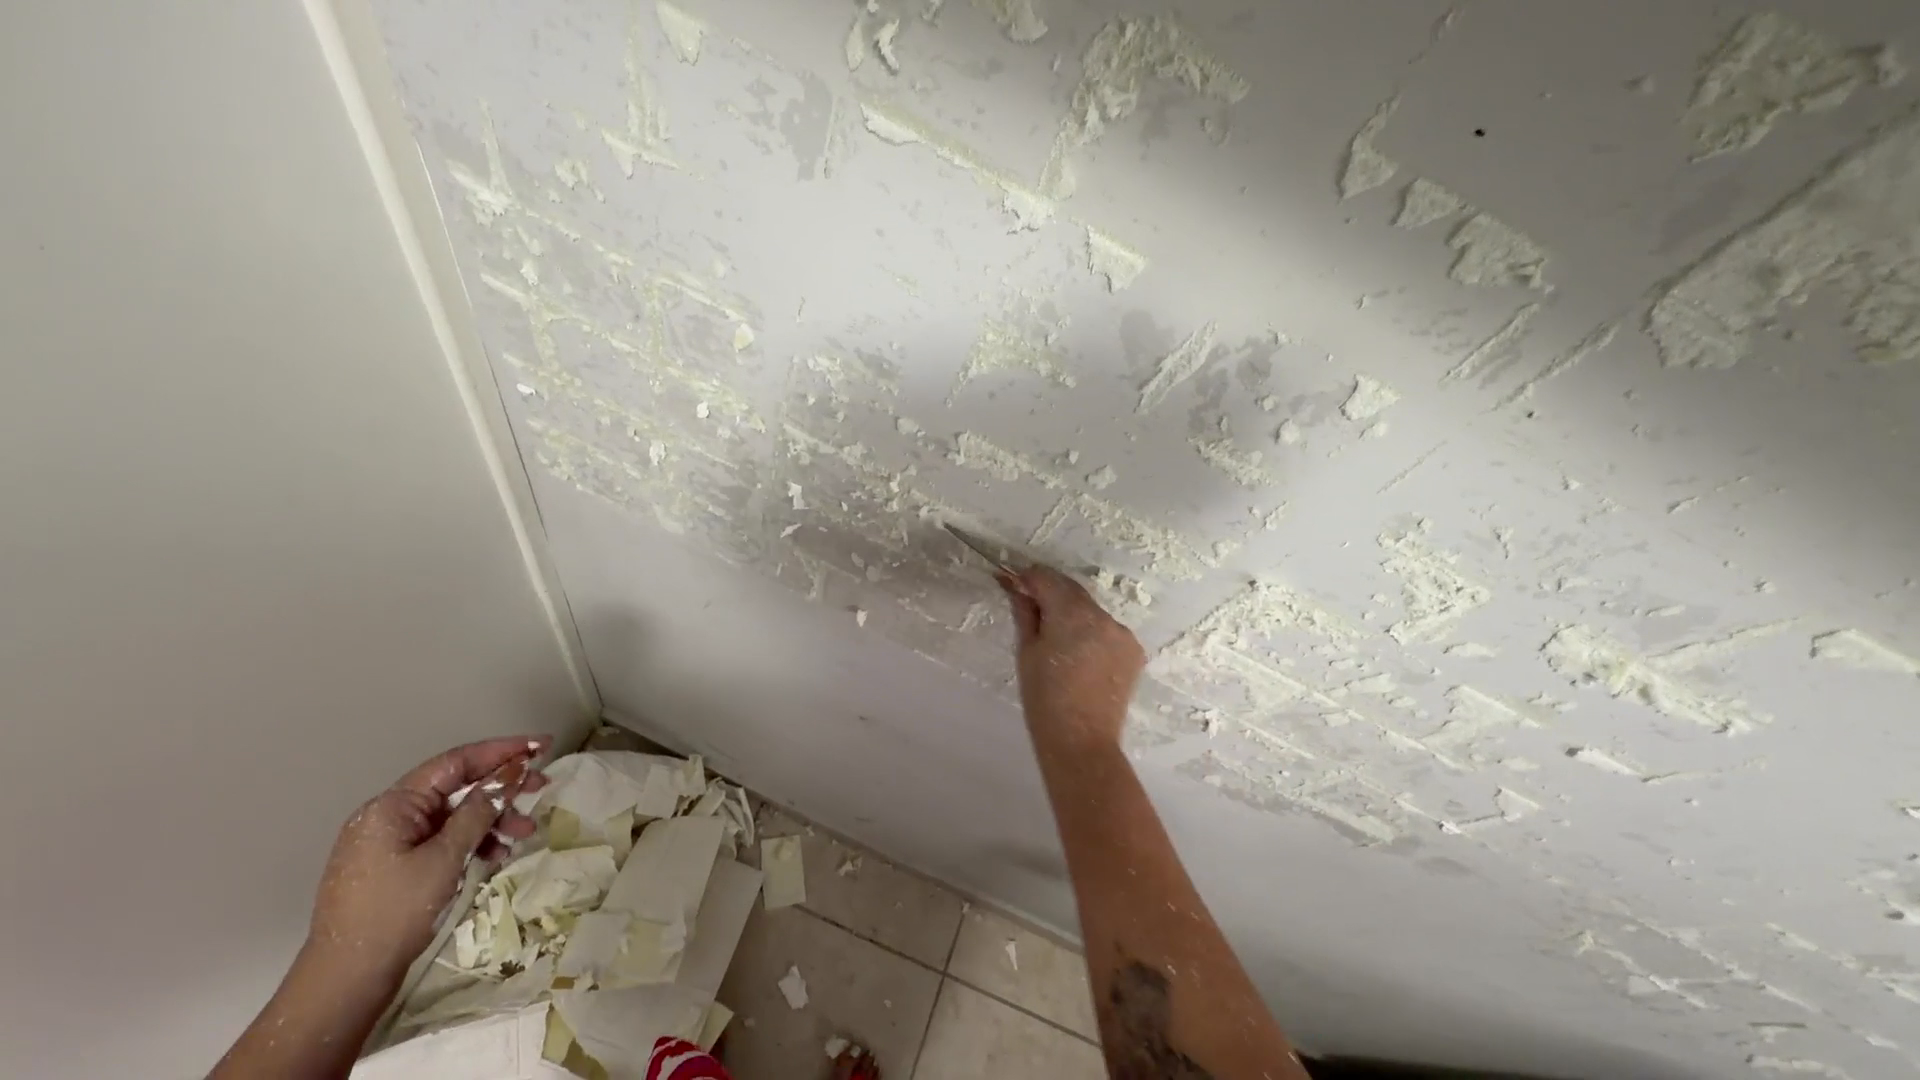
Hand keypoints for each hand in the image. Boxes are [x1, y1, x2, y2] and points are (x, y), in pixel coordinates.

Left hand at [306, 736, 552, 979]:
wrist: (346, 979)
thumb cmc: (395, 913)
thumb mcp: (445, 858)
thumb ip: (479, 811)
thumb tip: (509, 774)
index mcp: (392, 805)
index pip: (456, 762)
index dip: (502, 750)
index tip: (542, 745)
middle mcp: (388, 815)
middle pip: (455, 786)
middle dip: (501, 787)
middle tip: (543, 786)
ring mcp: (390, 842)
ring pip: (452, 815)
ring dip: (492, 818)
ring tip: (525, 834)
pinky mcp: (395, 866)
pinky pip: (442, 839)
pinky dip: (472, 841)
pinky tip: (496, 855)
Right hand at [998, 566, 1145, 748]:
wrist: (1081, 741)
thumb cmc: (1044, 699)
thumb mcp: (1027, 652)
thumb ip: (1025, 613)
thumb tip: (1014, 585)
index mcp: (1071, 613)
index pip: (1047, 578)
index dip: (1028, 577)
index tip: (1012, 582)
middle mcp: (1102, 615)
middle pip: (1071, 590)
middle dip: (1050, 593)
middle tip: (1029, 607)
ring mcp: (1122, 633)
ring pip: (1091, 611)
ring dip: (1073, 614)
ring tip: (1057, 640)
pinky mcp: (1134, 650)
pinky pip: (1107, 630)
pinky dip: (1092, 633)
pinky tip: (1080, 656)